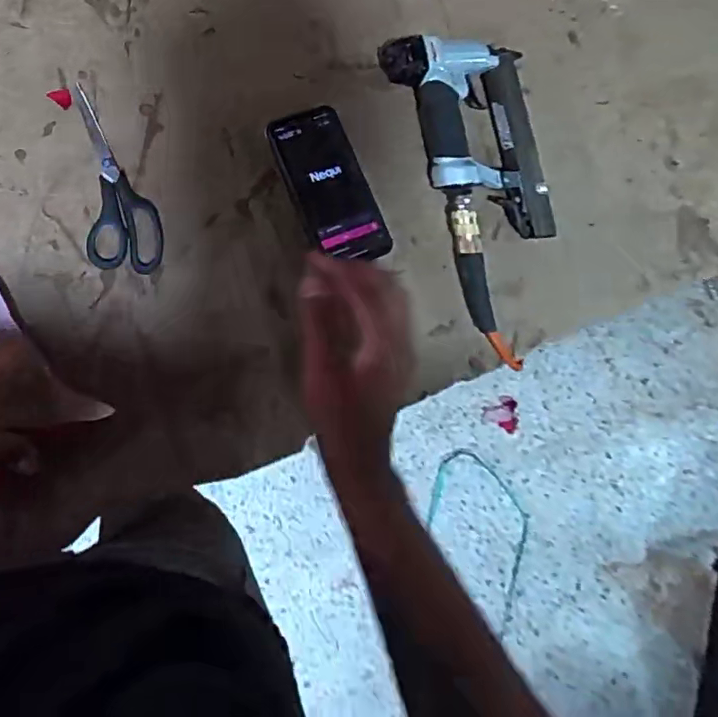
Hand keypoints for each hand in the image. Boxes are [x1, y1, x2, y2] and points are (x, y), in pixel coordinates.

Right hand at [297, 253, 414, 476]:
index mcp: (381, 341)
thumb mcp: (320, 371)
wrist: (362, 459)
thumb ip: (319, 324)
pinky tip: (353, 303)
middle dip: (357, 268)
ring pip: (394, 298)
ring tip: (339, 275)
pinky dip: (373, 297)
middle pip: (388, 287)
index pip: (363, 289)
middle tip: (328, 262)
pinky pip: (392, 313)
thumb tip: (313, 284)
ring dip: (368, 280)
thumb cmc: (338, 421)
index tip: (313, 258)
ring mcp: (403, 350)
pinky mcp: (399, 359)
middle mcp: (400, 341)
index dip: (336, 269)